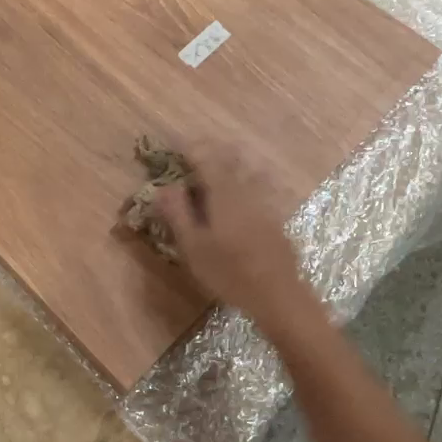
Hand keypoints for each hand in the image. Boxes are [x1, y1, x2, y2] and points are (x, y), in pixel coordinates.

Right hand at [153, 145, 317, 332]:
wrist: (278, 294)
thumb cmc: (229, 272)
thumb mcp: (193, 246)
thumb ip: (177, 212)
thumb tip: (163, 187)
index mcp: (223, 191)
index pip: (204, 157)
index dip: (187, 149)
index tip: (173, 146)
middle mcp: (246, 188)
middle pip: (229, 158)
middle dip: (209, 151)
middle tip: (191, 155)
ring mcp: (265, 201)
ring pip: (247, 169)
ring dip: (229, 163)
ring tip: (214, 170)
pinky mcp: (276, 216)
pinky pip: (260, 185)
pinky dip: (245, 180)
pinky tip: (240, 194)